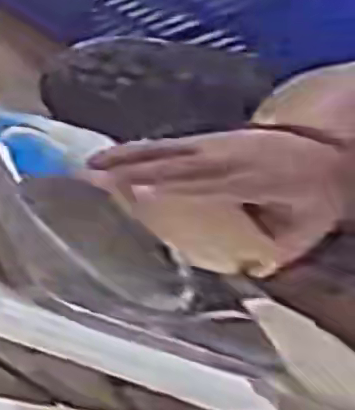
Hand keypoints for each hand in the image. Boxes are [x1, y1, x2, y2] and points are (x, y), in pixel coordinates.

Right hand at [88, 129, 352, 257]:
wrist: (327, 151)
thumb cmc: (313, 195)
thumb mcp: (311, 223)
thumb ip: (279, 246)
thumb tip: (250, 270)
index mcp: (259, 180)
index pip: (210, 184)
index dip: (173, 187)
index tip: (137, 193)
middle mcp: (227, 159)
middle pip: (172, 165)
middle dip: (129, 172)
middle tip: (89, 179)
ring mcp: (208, 145)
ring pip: (157, 151)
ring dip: (118, 159)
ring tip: (83, 168)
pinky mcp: (194, 139)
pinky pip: (155, 145)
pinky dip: (124, 151)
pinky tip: (99, 158)